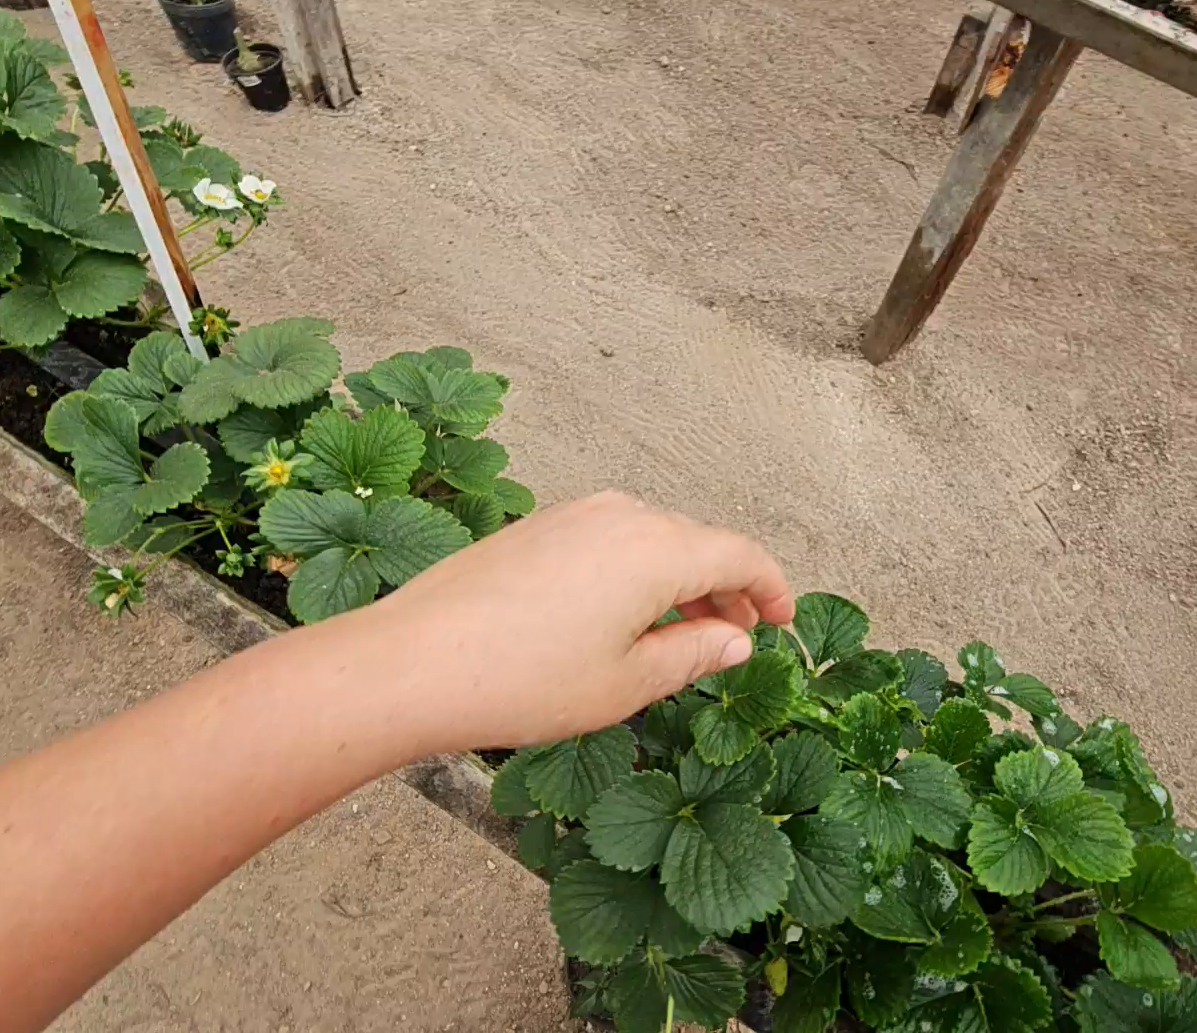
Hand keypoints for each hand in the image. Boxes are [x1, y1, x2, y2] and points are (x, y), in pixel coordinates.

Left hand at [325, 491, 795, 754]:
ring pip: (655, 540)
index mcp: (657, 548)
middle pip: (698, 543)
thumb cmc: (526, 681)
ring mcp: (577, 514)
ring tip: (685, 633)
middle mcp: (623, 514)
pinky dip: (639, 573)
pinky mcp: (542, 525)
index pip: (739, 554)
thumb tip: (738, 640)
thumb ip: (695, 654)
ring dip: (682, 582)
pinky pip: (614, 540)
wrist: (411, 662)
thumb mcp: (627, 682)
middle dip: (727, 590)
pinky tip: (627, 615)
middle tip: (737, 637)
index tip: (784, 620)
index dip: (772, 587)